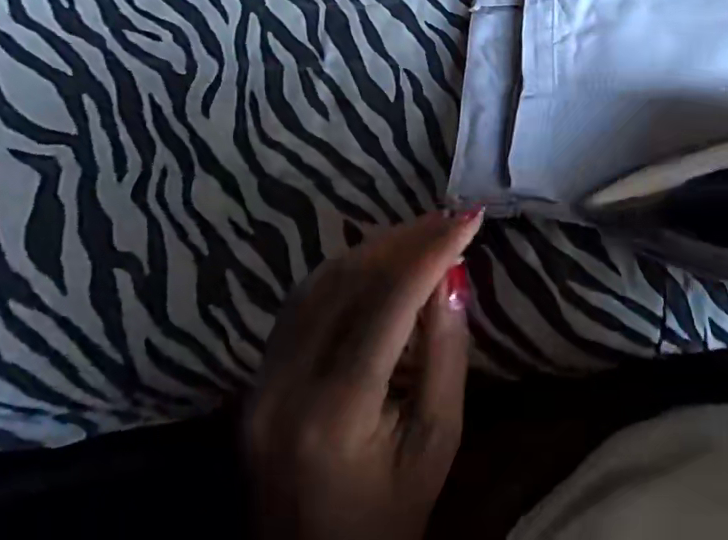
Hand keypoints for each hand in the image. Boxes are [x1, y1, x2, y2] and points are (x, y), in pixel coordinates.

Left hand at [244, 209, 481, 539]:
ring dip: (374, 248)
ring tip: (424, 232)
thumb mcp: (439, 437)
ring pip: (317, 284)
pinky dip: (345, 270)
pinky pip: (301, 304)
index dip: (431, 252)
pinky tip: (380, 261)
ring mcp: (260, 385)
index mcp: (335, 412)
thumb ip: (446, 353)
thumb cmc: (393, 509)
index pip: (387, 304)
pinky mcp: (257, 382)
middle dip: (405, 240)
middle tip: (452, 217)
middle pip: (346, 283)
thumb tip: (453, 275)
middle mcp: (284, 388)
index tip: (471, 218)